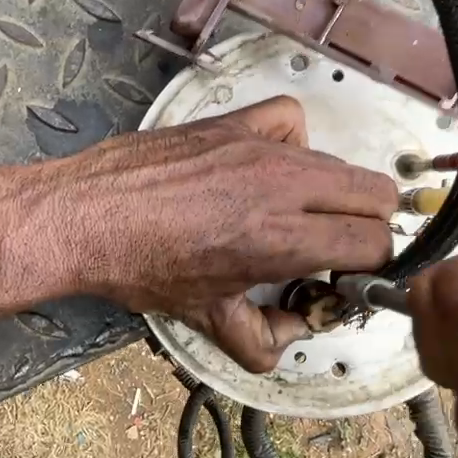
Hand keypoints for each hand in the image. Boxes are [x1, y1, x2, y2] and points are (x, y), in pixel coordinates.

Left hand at [35, 96, 395, 372]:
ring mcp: (258, 148)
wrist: (80, 217)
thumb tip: (290, 336)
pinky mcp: (230, 123)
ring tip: (286, 214)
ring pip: (336, 162)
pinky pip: (289, 118)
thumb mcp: (201, 315)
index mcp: (282, 240)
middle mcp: (282, 186)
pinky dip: (292, 140)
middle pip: (376, 195)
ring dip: (328, 192)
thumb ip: (259, 339)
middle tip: (325, 246)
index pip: (375, 243)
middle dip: (362, 226)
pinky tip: (264, 166)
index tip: (340, 275)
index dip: (366, 267)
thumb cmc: (134, 265)